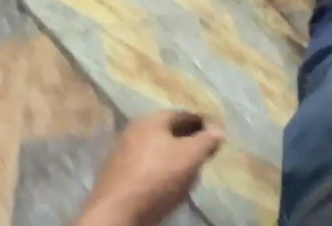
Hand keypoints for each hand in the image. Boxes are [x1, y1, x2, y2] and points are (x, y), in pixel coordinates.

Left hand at [75, 112, 223, 225]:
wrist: (115, 217)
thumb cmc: (157, 178)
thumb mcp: (191, 156)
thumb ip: (207, 141)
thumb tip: (218, 131)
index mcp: (150, 120)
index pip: (183, 115)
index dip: (201, 125)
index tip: (213, 137)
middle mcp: (132, 131)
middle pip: (167, 133)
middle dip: (185, 142)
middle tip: (200, 155)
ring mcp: (119, 156)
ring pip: (154, 152)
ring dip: (170, 159)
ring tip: (184, 173)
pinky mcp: (113, 179)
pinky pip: (142, 170)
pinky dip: (155, 173)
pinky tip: (164, 186)